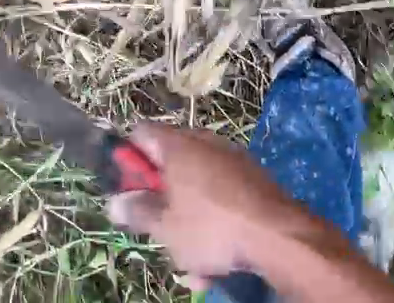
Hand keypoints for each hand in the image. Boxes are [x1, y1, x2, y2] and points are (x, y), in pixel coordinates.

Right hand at [105, 123, 316, 284]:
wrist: (277, 235)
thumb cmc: (211, 226)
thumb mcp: (165, 227)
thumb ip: (138, 212)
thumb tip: (116, 201)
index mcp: (177, 144)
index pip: (141, 133)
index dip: (129, 158)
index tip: (129, 188)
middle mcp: (202, 141)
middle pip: (169, 162)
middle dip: (162, 198)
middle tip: (158, 227)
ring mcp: (229, 157)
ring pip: (196, 187)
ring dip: (188, 220)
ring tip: (190, 261)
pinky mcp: (250, 177)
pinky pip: (220, 196)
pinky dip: (213, 221)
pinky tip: (215, 260)